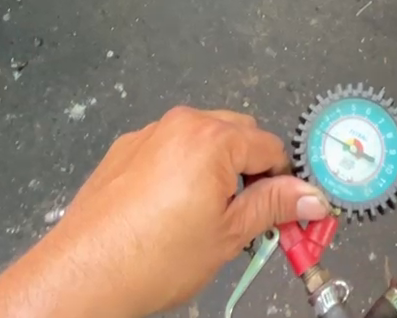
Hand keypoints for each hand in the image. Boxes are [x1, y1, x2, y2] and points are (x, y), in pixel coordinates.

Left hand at [0, 106, 330, 317]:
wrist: (85, 272)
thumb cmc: (152, 257)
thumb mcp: (229, 236)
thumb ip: (274, 207)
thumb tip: (310, 196)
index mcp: (214, 138)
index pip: (270, 146)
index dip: (281, 181)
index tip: (284, 209)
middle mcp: (184, 123)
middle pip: (239, 133)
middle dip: (249, 170)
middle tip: (245, 215)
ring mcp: (152, 132)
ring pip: (204, 137)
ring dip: (216, 166)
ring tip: (203, 216)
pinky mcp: (128, 146)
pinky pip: (171, 145)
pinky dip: (181, 167)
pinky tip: (170, 209)